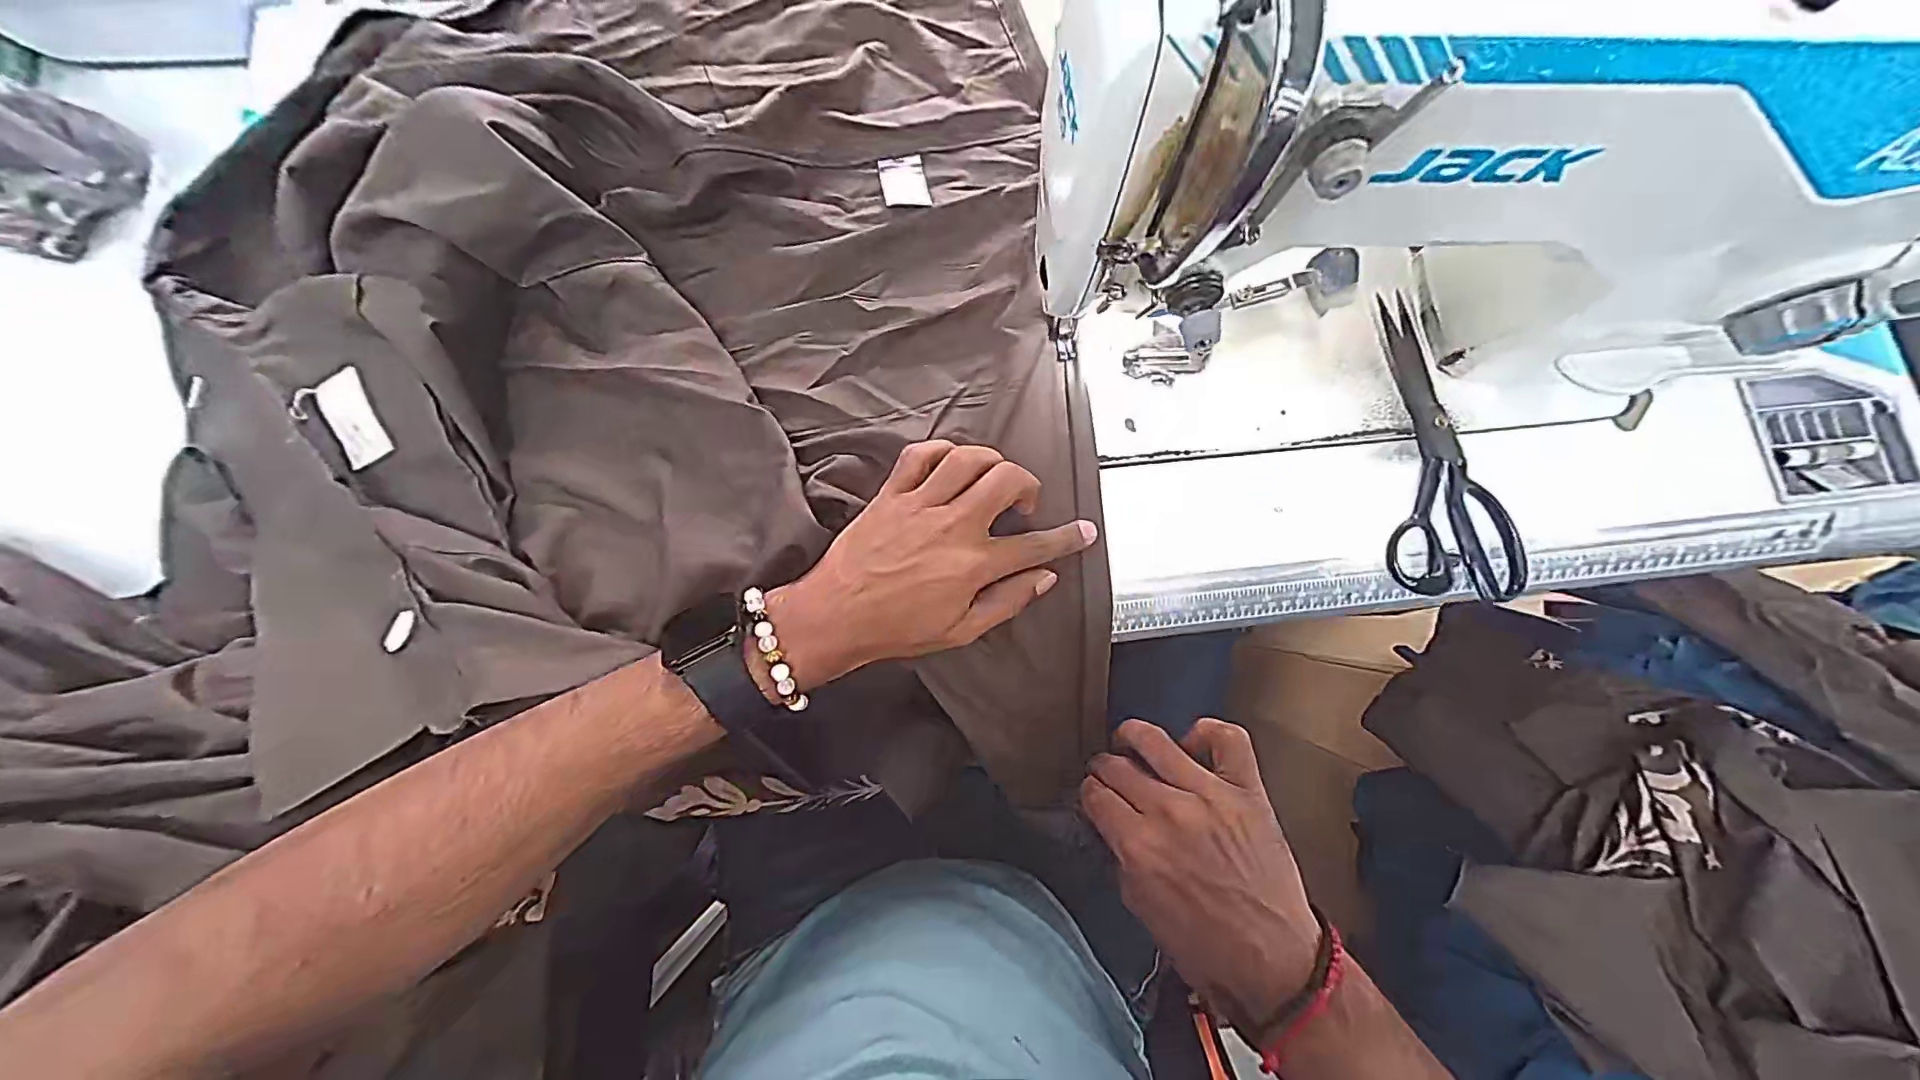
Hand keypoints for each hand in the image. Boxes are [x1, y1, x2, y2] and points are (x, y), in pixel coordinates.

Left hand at [766, 440, 1096, 687]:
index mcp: (972, 564)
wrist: (836, 615)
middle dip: (1028, 486)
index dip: (1067, 538)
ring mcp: (919, 505)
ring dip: (991, 463)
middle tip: (1021, 504)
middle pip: (1007, 481)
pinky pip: (920, 455)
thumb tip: (1042, 579)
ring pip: (969, 459)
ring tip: (990, 479)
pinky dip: (941, 451)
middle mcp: (951, 526)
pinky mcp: (892, 494)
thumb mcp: (960, 630)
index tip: (1083, 531)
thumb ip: (1007, 601)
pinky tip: (948, 465)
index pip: (1035, 545)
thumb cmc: (894, 627)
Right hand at [1082, 718, 1321, 1031]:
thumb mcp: (1142, 908)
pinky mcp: (1247, 791)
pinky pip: (1226, 739)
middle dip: (1104, 769)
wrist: (1275, 963)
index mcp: (1139, 846)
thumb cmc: (1210, 947)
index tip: (1094, 797)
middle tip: (1108, 775)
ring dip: (1131, 737)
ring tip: (1130, 741)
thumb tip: (1111, 826)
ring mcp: (1210, 796)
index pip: (1095, 794)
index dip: (1089, 794)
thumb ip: (1121, 858)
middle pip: (1116, 765)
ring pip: (1154, 740)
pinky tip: (1192, 742)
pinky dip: (1205, 732)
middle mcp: (1169, 813)